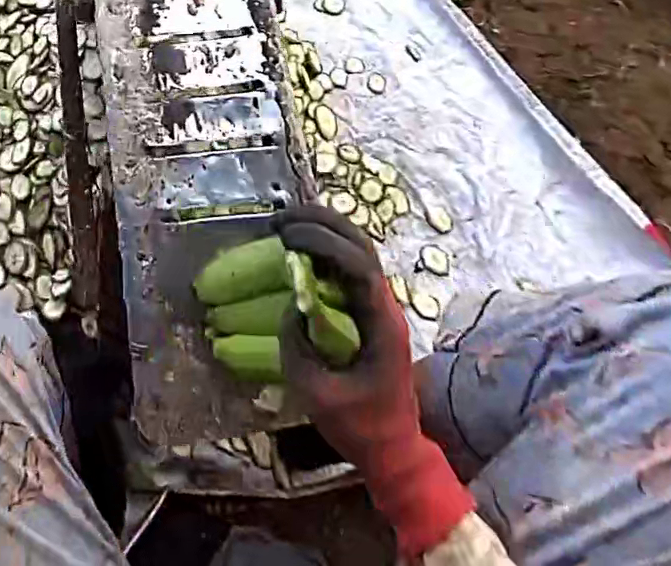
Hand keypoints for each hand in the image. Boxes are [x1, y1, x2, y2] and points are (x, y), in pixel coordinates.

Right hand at [275, 205, 472, 557]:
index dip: (321, 243)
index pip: (358, 265)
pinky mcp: (369, 307)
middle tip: (278, 222)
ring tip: (283, 226)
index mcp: (380, 323)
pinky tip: (297, 246)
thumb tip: (288, 307)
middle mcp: (385, 304)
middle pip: (360, 243)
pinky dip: (323, 245)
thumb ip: (298, 347)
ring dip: (322, 228)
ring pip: (357, 246)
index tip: (284, 239)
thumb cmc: (358, 425)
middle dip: (320, 222)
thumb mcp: (317, 394)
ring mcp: (379, 303)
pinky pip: (349, 262)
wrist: (393, 448)